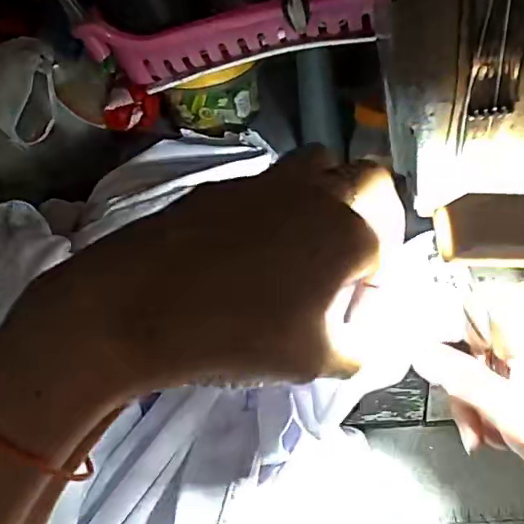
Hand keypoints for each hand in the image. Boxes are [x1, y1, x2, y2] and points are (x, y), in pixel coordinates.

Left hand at [0, 149, 404, 422]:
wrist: (134, 308)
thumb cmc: (238, 337)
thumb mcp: (312, 360)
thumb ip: (357, 352)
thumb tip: (364, 345)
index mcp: (350, 233)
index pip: (389, 242)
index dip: (380, 275)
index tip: (356, 304)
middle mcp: (318, 194)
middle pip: (370, 178)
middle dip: (374, 210)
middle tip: (351, 251)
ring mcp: (269, 182)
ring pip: (320, 163)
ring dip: (329, 192)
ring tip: (307, 237)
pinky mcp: (226, 184)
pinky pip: (271, 181)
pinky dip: (280, 202)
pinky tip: (252, 245)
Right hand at [411, 341, 523, 523]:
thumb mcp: (509, 413)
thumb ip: (463, 380)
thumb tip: (426, 354)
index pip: (477, 307)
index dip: (456, 337)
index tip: (445, 368)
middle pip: (478, 347)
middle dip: (466, 386)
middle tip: (471, 420)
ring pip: (488, 372)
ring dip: (480, 406)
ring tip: (491, 436)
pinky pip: (506, 392)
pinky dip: (497, 414)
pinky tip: (506, 437)